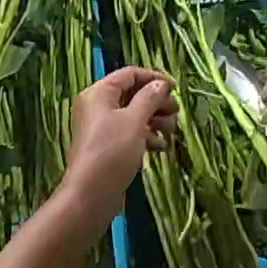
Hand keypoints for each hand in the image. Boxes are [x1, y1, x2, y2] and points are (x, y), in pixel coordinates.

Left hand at [61, 67, 178, 217]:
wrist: (91, 193)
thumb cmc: (111, 151)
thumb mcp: (134, 121)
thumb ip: (149, 99)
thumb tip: (161, 83)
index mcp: (99, 92)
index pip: (128, 74)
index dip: (153, 78)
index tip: (175, 88)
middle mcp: (98, 105)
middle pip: (132, 94)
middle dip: (156, 102)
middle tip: (176, 114)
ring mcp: (102, 126)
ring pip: (133, 114)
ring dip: (154, 120)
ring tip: (171, 132)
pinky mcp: (108, 145)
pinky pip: (130, 132)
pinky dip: (146, 135)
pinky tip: (161, 147)